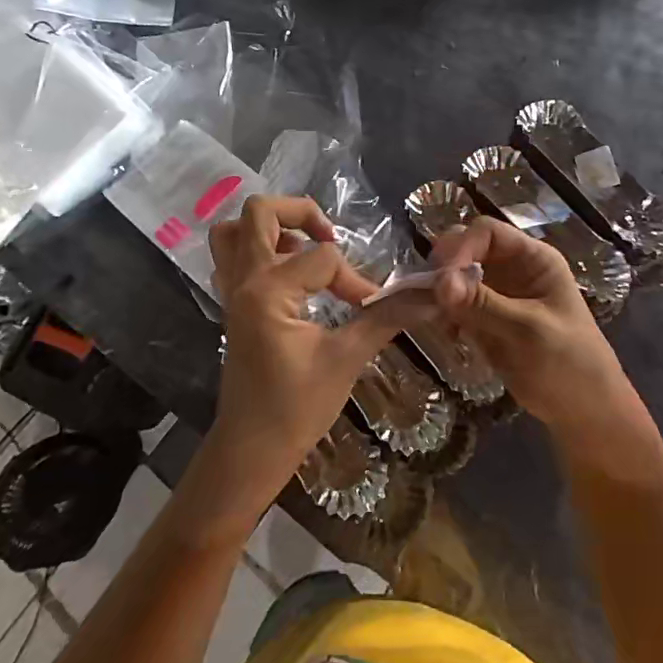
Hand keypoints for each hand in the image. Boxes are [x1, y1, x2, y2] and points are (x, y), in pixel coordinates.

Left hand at [209, 196, 431, 490]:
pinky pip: (231, 260)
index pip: (322, 257)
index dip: (353, 278)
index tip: (370, 306)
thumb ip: (386, 317)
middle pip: (258, 213)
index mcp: (268, 291)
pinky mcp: (232, 308)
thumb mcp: (347, 358)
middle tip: (330, 235)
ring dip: (270, 228)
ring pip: (231, 232)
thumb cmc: (296, 407)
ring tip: (305, 249)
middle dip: (301, 213)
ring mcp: (231, 294)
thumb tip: (431, 296)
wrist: (251, 450)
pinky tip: (289, 274)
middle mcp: (243, 282)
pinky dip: (256, 252)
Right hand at [429, 218, 642, 442]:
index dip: (461, 248)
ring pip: (456, 277)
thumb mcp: (528, 331)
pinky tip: (448, 335)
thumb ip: (484, 305)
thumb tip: (439, 282)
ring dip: (440, 293)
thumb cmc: (568, 364)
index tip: (442, 280)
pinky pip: (456, 305)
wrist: (584, 411)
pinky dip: (444, 315)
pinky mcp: (486, 320)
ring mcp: (498, 294)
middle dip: (445, 268)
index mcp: (533, 259)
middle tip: (430, 297)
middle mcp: (513, 269)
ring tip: (436, 320)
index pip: (487, 233)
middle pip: (466, 249)